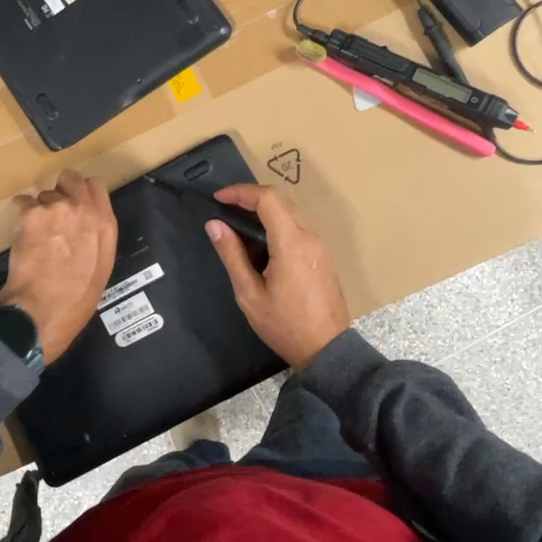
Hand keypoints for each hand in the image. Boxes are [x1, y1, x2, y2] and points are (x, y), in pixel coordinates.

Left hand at [0, 170, 117, 363]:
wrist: (43, 309)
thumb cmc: (76, 300)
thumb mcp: (101, 267)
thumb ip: (96, 238)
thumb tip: (84, 229)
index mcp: (106, 224)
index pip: (96, 187)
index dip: (82, 193)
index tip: (75, 203)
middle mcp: (84, 209)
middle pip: (71, 178)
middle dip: (62, 189)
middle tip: (53, 209)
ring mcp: (57, 208)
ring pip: (45, 193)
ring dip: (40, 207)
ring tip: (37, 232)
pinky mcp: (31, 214)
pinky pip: (23, 202)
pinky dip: (21, 213)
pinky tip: (22, 231)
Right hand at [204, 183, 348, 369]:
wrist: (326, 349)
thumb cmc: (284, 325)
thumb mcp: (249, 294)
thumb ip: (232, 255)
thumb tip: (215, 225)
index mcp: (291, 244)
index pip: (268, 199)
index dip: (241, 192)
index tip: (220, 198)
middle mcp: (310, 237)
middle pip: (281, 200)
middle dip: (251, 197)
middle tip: (226, 207)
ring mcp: (320, 246)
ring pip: (291, 213)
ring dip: (265, 210)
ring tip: (239, 224)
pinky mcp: (322, 255)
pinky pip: (298, 227)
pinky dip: (277, 223)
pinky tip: (261, 241)